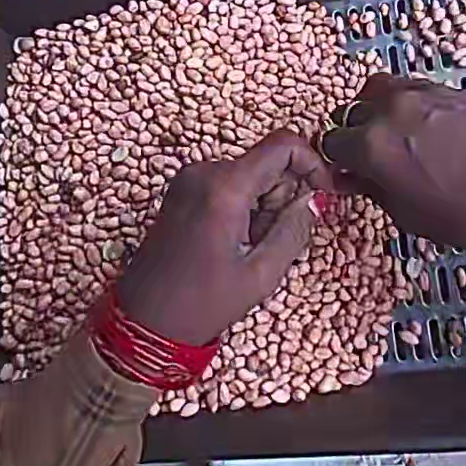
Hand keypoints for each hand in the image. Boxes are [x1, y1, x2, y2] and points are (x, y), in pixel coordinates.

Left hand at [117, 131, 334, 345]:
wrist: (144, 320)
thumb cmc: (199, 304)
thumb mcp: (261, 274)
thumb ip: (295, 229)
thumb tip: (316, 198)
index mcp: (224, 187)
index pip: (283, 145)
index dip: (312, 164)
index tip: (321, 193)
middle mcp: (203, 172)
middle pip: (267, 163)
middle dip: (282, 198)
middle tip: (267, 242)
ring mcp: (188, 179)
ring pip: (250, 175)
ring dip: (262, 207)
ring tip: (245, 249)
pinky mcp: (182, 189)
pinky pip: (229, 184)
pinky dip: (242, 207)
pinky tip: (230, 243)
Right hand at [318, 75, 465, 251]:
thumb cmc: (459, 214)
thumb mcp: (402, 212)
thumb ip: (369, 186)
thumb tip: (352, 175)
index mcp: (370, 146)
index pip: (331, 142)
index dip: (336, 159)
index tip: (346, 169)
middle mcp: (389, 111)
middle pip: (350, 112)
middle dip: (353, 134)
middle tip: (367, 155)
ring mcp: (419, 94)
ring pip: (377, 90)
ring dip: (375, 110)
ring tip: (390, 132)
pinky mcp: (446, 88)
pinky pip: (410, 87)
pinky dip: (404, 102)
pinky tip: (419, 123)